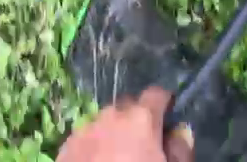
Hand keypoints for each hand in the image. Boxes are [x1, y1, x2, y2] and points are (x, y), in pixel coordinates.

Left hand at [57, 87, 194, 161]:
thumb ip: (180, 152)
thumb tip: (180, 132)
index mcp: (142, 119)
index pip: (157, 94)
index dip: (165, 106)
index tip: (168, 122)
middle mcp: (112, 115)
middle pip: (129, 108)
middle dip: (138, 123)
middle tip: (144, 151)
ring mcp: (86, 129)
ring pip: (106, 123)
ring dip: (114, 135)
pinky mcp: (66, 148)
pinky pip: (86, 139)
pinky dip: (94, 149)